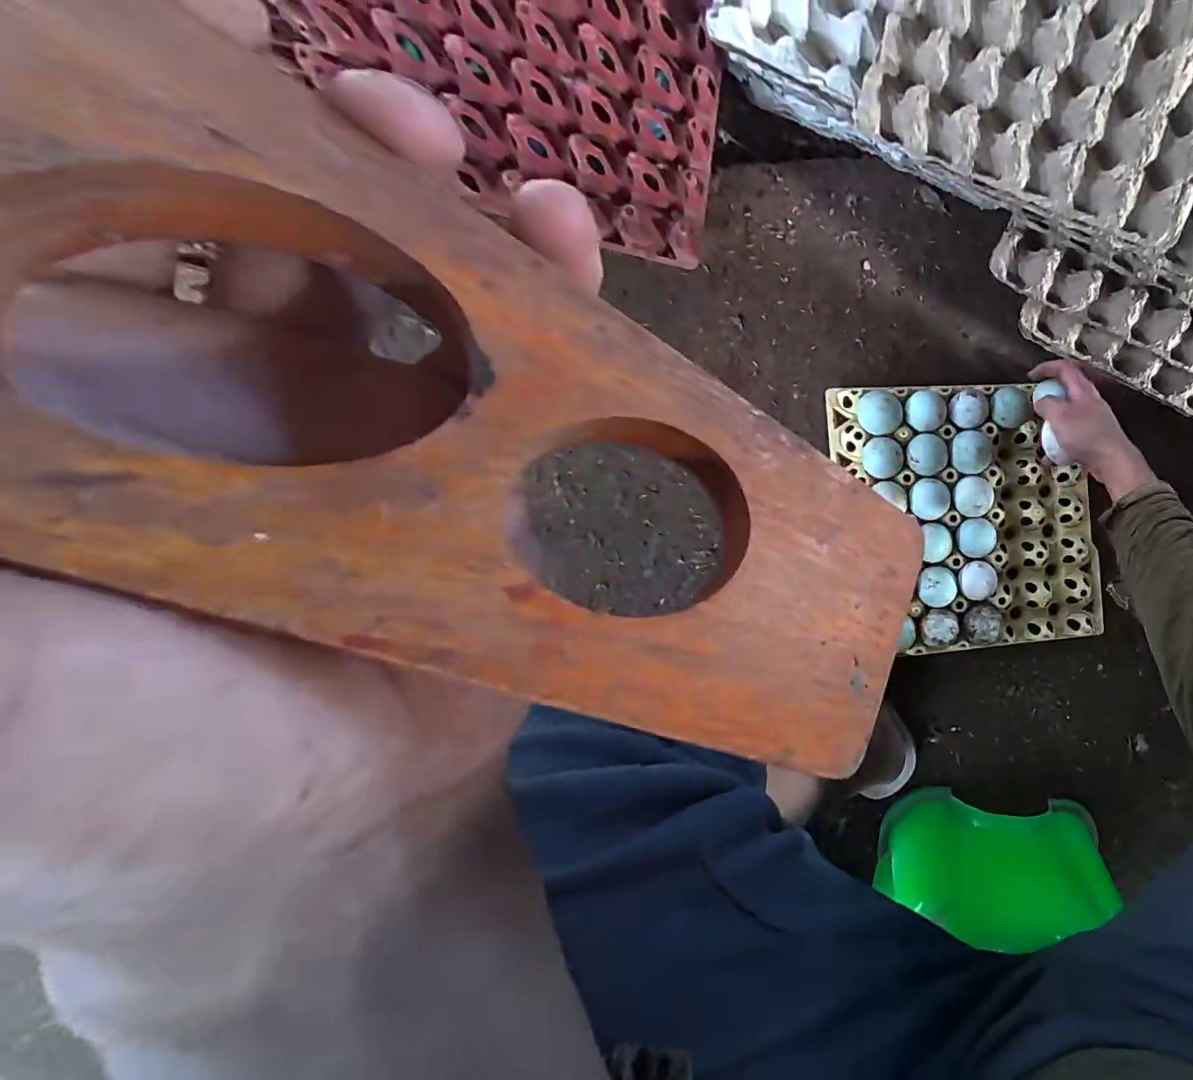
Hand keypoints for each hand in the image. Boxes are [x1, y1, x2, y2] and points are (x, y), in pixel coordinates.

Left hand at [0, 5, 605, 1072]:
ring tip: (529, 197)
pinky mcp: (508, 479)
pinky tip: (578, 262)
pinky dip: (570, 320)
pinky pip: (544, 383)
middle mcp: (269, 385)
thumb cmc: (110, 750)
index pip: (133, 205)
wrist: (326, 827)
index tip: (214, 42)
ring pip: (449, 296)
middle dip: (358, 158)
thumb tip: (4, 310)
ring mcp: (410, 432)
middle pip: (319, 233)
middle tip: (403, 120)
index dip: (168, 111)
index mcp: (119, 382)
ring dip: (486, 230)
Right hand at [1030, 358, 1156, 499]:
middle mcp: (1090, 401)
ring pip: (1069, 414)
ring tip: (1043, 433)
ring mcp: (1094, 419)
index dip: (1046, 368)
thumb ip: (1046, 404)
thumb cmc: (1086, 435)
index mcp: (1082, 390)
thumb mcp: (1059, 415)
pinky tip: (1052, 456)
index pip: (1064, 368)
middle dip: (1049, 396)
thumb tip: (1040, 401)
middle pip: (1067, 390)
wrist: (1113, 461)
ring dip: (1054, 421)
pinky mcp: (1094, 437)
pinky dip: (1060, 442)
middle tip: (1037, 405)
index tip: (1032, 376)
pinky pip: (1072, 435)